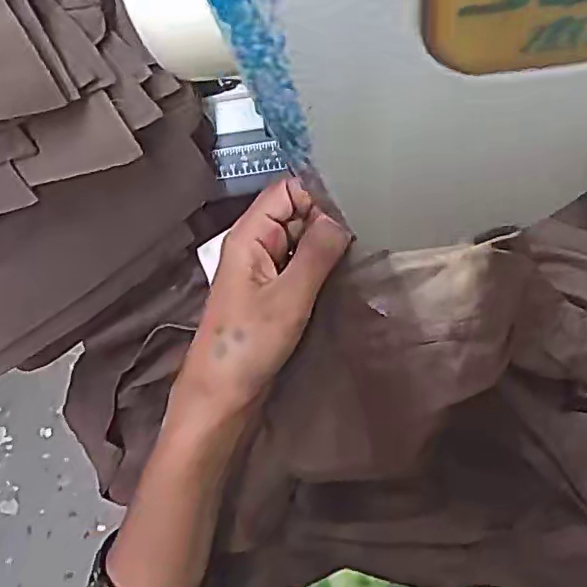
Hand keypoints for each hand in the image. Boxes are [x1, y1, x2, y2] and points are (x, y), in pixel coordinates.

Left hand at [174, 177, 351, 420]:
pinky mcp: (273, 293)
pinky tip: (342, 274)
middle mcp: (255, 246)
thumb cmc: (247, 345)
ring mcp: (264, 270)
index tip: (354, 209)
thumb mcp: (288, 297)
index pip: (286, 191)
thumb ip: (316, 253)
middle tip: (363, 235)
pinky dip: (320, 266)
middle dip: (327, 219)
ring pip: (301, 240)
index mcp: (248, 236)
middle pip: (295, 212)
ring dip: (326, 245)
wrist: (222, 395)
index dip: (318, 194)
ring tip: (359, 253)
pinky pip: (300, 265)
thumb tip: (343, 217)